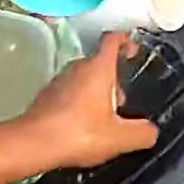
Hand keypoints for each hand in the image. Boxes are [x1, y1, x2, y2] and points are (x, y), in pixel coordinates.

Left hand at [21, 33, 158, 168]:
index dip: (125, 40)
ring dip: (96, 91)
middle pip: (100, 62)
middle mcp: (78, 67)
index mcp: (98, 69)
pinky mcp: (46, 95)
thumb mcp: (119, 138)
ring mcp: (60, 80)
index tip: (133, 49)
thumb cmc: (80, 133)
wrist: (32, 143)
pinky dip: (79, 101)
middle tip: (122, 103)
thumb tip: (151, 131)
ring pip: (84, 77)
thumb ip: (142, 133)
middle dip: (114, 78)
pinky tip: (82, 125)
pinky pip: (69, 91)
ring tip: (103, 118)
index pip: (113, 40)